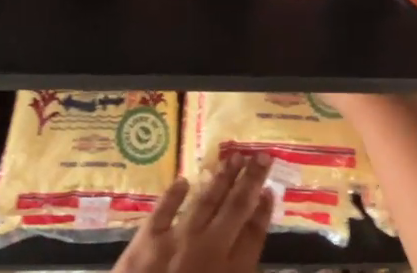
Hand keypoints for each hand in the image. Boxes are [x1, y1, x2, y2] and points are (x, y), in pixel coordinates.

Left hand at [111, 154, 273, 272]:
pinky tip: (183, 181)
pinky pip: (163, 211)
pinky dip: (174, 195)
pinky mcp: (144, 242)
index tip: (271, 190)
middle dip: (250, 180)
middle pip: (235, 208)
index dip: (264, 212)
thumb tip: (245, 258)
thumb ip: (238, 271)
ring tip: (234, 156)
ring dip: (221, 179)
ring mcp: (175, 242)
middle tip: (262, 154)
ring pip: (205, 202)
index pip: (253, 235)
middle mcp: (208, 251)